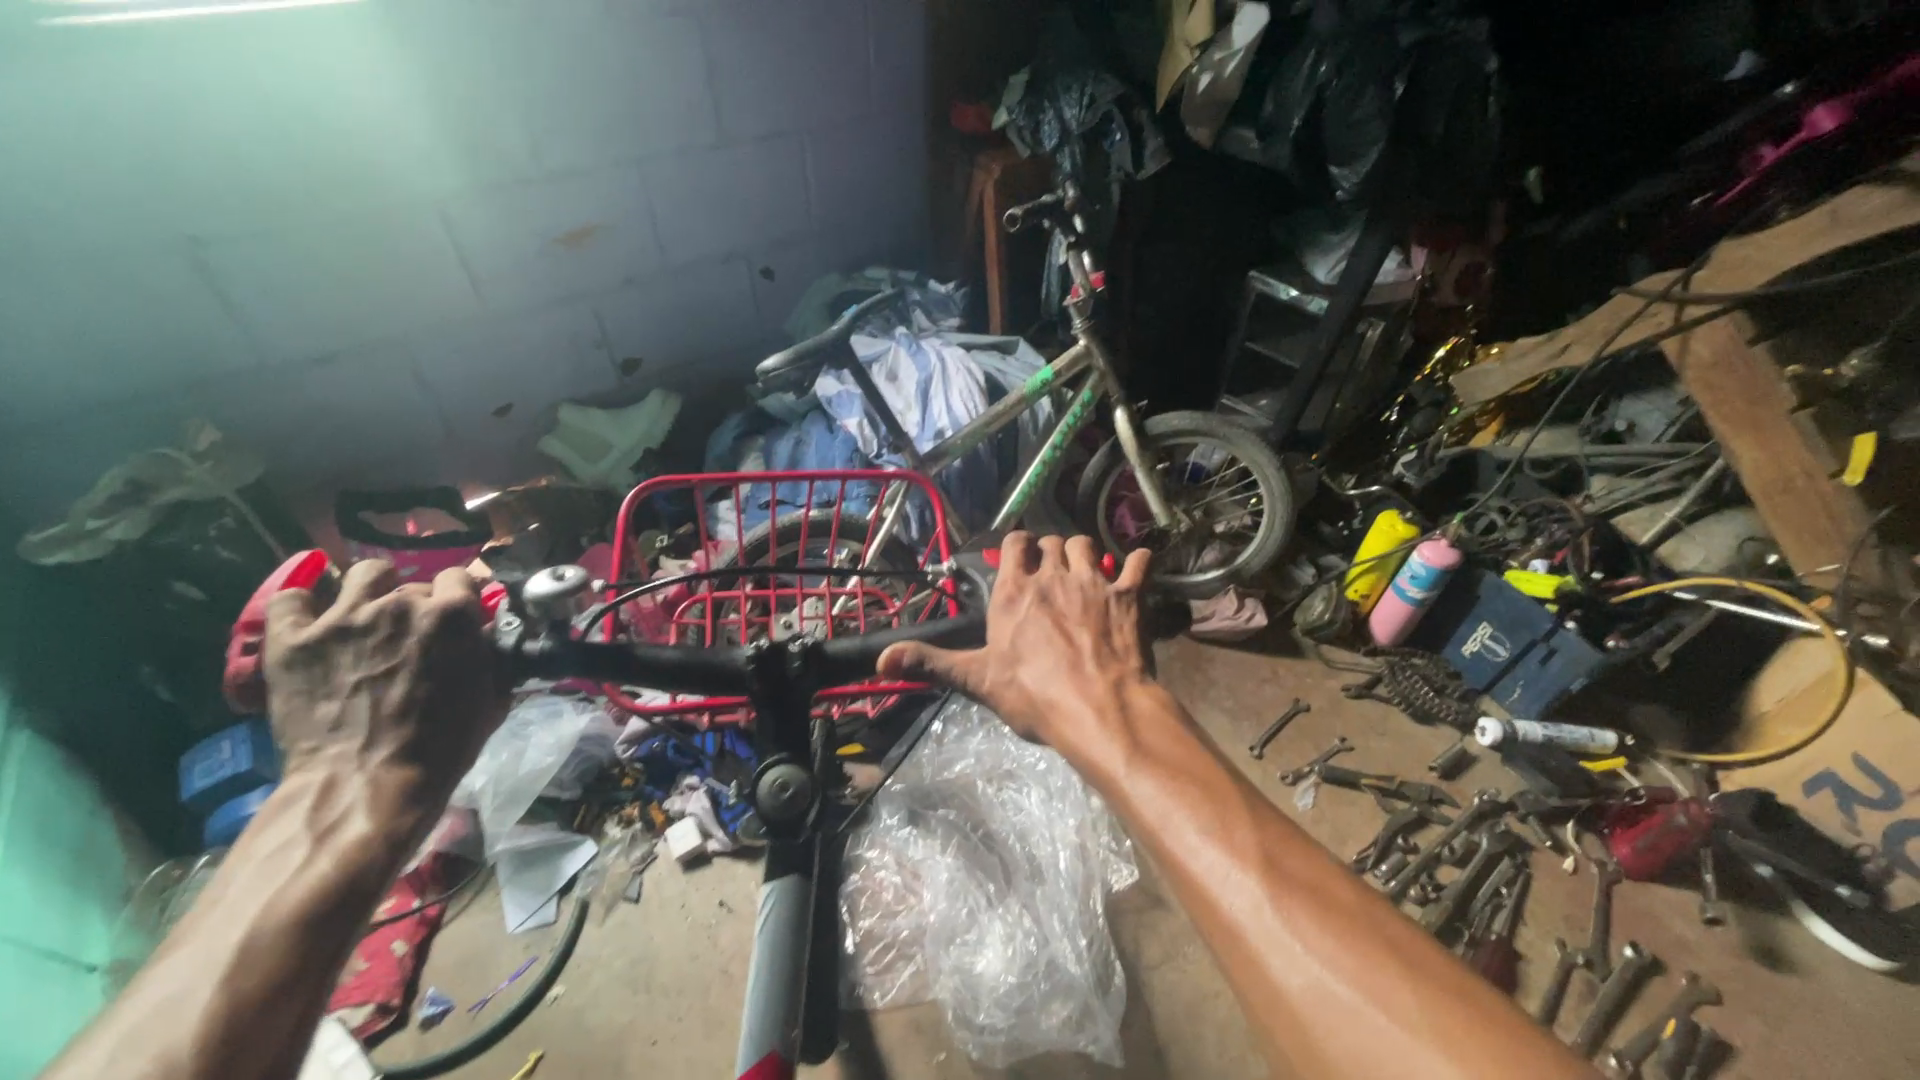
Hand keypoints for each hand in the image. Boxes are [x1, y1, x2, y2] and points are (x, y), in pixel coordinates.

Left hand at [264, 560, 510, 815]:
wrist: (365, 785)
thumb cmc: (441, 748)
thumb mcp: (491, 699)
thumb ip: (492, 657)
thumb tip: (488, 636)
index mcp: (453, 615)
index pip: (459, 577)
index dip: (458, 597)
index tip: (454, 617)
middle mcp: (401, 603)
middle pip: (412, 583)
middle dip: (415, 605)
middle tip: (410, 636)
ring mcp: (343, 617)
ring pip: (360, 574)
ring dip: (369, 590)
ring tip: (365, 614)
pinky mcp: (293, 638)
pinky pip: (291, 598)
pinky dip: (301, 604)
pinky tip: (309, 619)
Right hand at [878, 533, 1156, 751]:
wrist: (1099, 710)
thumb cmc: (1034, 696)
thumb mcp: (976, 681)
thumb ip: (931, 664)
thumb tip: (880, 659)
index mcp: (1014, 592)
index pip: (1013, 545)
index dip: (1015, 547)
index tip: (1018, 557)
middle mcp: (1053, 577)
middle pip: (1052, 542)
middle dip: (1049, 550)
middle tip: (1050, 570)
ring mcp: (1094, 583)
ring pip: (1088, 546)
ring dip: (1084, 553)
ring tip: (1083, 570)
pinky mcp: (1129, 597)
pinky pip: (1138, 564)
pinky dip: (1138, 562)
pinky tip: (1138, 566)